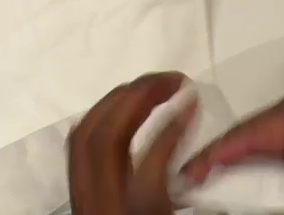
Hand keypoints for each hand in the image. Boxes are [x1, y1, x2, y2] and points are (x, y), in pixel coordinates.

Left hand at [68, 72, 194, 214]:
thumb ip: (192, 186)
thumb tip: (207, 151)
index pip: (148, 170)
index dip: (172, 128)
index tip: (193, 102)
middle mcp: (101, 208)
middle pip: (106, 140)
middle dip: (140, 97)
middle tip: (174, 81)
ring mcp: (82, 200)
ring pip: (85, 136)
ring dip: (118, 100)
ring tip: (151, 87)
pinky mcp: (76, 195)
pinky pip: (77, 144)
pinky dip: (99, 115)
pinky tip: (122, 108)